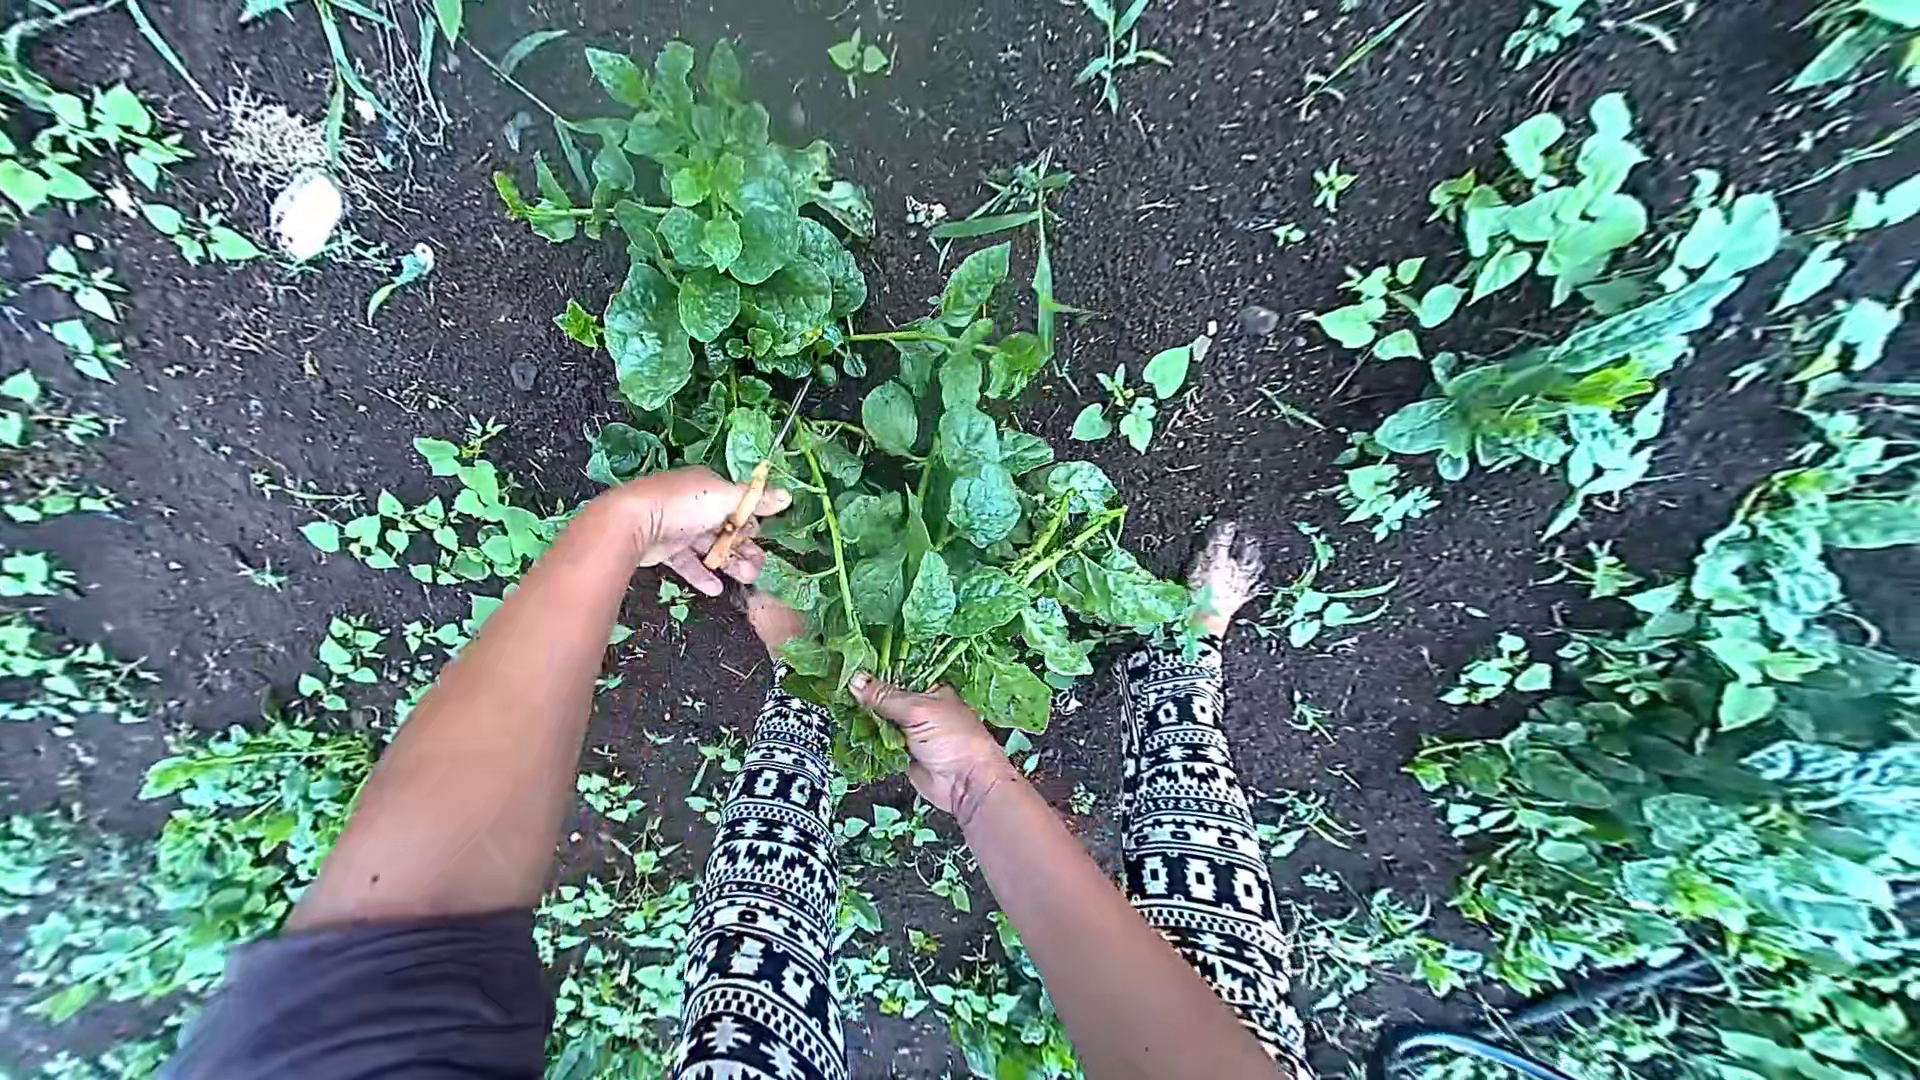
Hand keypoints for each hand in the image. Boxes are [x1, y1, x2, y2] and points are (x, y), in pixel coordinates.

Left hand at [608, 467, 791, 595]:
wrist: (632, 523)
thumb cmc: (683, 504)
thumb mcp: (726, 497)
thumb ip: (757, 499)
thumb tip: (787, 496)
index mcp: (709, 488)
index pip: (739, 506)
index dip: (751, 524)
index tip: (761, 540)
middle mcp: (695, 505)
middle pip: (727, 530)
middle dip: (745, 550)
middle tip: (757, 567)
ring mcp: (679, 527)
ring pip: (710, 548)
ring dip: (729, 565)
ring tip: (744, 580)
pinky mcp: (665, 548)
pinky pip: (688, 562)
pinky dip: (701, 575)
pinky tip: (714, 589)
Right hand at [850, 673, 1019, 824]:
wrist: (965, 784)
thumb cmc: (953, 739)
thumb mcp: (918, 710)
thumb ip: (885, 697)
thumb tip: (856, 680)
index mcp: (929, 690)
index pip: (896, 675)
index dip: (875, 673)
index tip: (849, 668)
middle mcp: (918, 708)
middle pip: (884, 699)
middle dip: (865, 697)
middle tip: (837, 688)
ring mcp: (908, 731)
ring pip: (878, 721)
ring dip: (862, 719)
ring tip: (837, 708)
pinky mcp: (900, 753)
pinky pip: (877, 743)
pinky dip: (865, 740)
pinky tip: (847, 731)